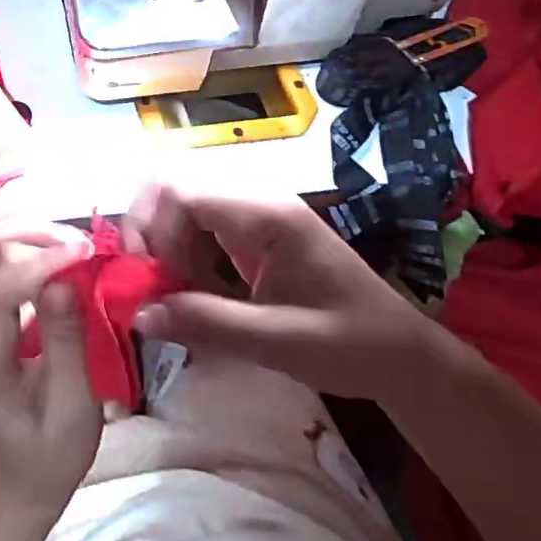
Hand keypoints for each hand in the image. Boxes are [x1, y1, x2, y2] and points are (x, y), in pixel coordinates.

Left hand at [0, 220, 102, 504]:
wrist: (22, 463)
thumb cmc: (53, 448)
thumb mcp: (74, 409)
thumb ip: (67, 344)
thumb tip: (63, 281)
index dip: (43, 260)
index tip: (88, 254)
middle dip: (37, 236)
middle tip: (85, 249)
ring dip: (30, 229)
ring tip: (74, 245)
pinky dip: (27, 237)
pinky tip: (59, 250)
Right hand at [124, 178, 436, 402]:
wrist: (402, 354)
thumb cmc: (350, 344)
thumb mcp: (277, 341)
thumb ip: (207, 323)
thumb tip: (138, 314)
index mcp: (266, 214)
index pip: (182, 193)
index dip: (153, 231)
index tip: (150, 282)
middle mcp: (254, 200)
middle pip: (174, 186)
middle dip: (148, 229)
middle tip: (146, 279)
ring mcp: (253, 213)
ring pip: (181, 204)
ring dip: (163, 244)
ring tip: (171, 291)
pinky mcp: (251, 232)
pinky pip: (198, 227)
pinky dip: (182, 255)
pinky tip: (193, 290)